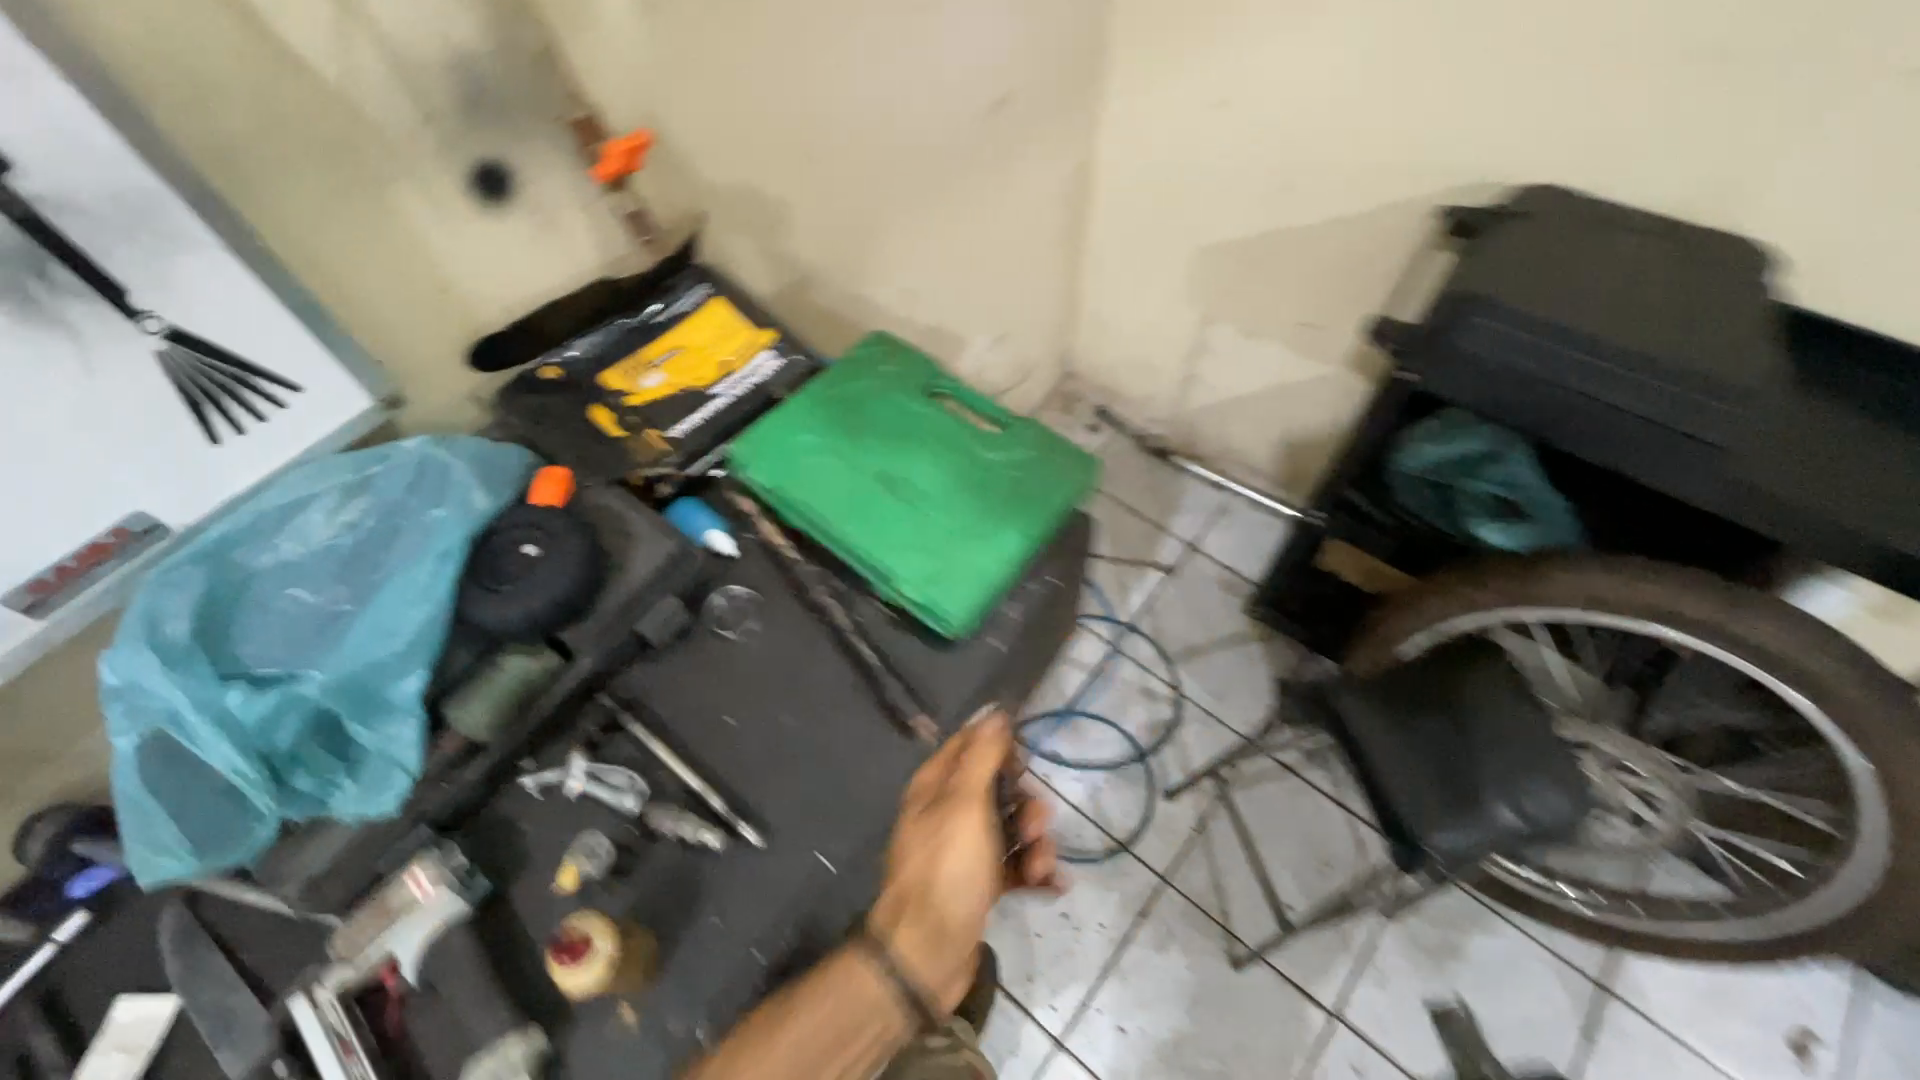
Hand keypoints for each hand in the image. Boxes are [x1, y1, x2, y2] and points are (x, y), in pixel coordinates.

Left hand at [868, 708, 1062, 1010]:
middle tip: (1036, 825)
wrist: (926, 953)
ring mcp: (964, 851)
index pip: (969, 745)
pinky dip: (1033, 872)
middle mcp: (947, 813)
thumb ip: (981, 756)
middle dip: (1026, 805)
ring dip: (1035, 844)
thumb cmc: (945, 869)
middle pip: (999, 790)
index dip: (1000, 744)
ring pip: (1011, 830)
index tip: (1029, 753)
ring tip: (1040, 867)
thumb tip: (993, 711)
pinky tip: (1052, 886)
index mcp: (935, 787)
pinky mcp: (979, 886)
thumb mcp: (964, 804)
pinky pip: (1014, 867)